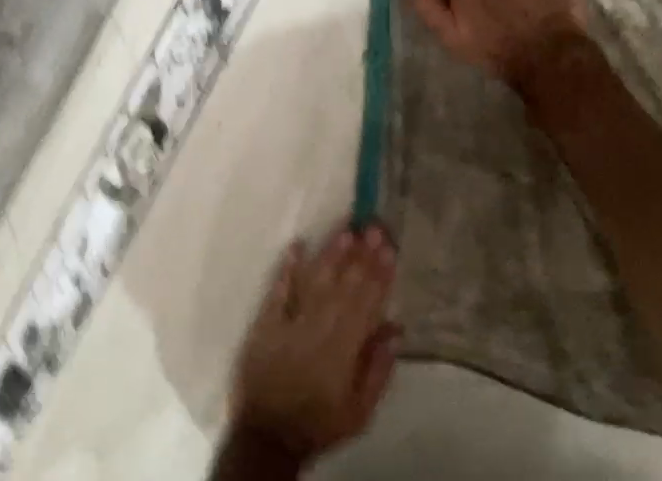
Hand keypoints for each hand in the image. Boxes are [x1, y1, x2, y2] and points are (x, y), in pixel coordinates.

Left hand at [231, 227, 401, 462]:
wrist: (267, 436)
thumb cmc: (319, 424)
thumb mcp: (360, 411)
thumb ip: (378, 369)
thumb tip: (396, 327)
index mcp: (344, 351)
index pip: (367, 305)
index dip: (379, 276)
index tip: (390, 248)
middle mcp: (319, 331)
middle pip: (344, 287)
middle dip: (361, 256)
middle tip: (373, 225)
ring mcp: (290, 324)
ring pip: (314, 283)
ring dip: (330, 255)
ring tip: (345, 230)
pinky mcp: (265, 324)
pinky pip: (277, 292)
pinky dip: (287, 268)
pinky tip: (297, 245)